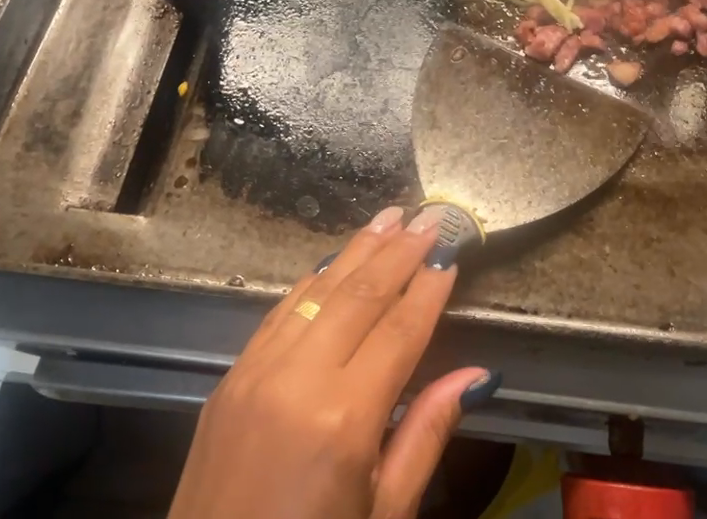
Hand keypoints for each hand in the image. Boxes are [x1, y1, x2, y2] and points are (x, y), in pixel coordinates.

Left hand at [167, 206, 499, 518]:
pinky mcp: (231, 376)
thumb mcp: (384, 512)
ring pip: (316, 291)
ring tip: (389, 218)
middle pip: (359, 295)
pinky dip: (312, 280)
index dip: (428, 289)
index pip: (399, 332)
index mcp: (344, 420)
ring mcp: (256, 372)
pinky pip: (279, 311)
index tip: (450, 253)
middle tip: (427, 217)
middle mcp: (298, 380)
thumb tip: (476, 375)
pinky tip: (333, 260)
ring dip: (356, 251)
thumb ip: (426, 434)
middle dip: (398, 252)